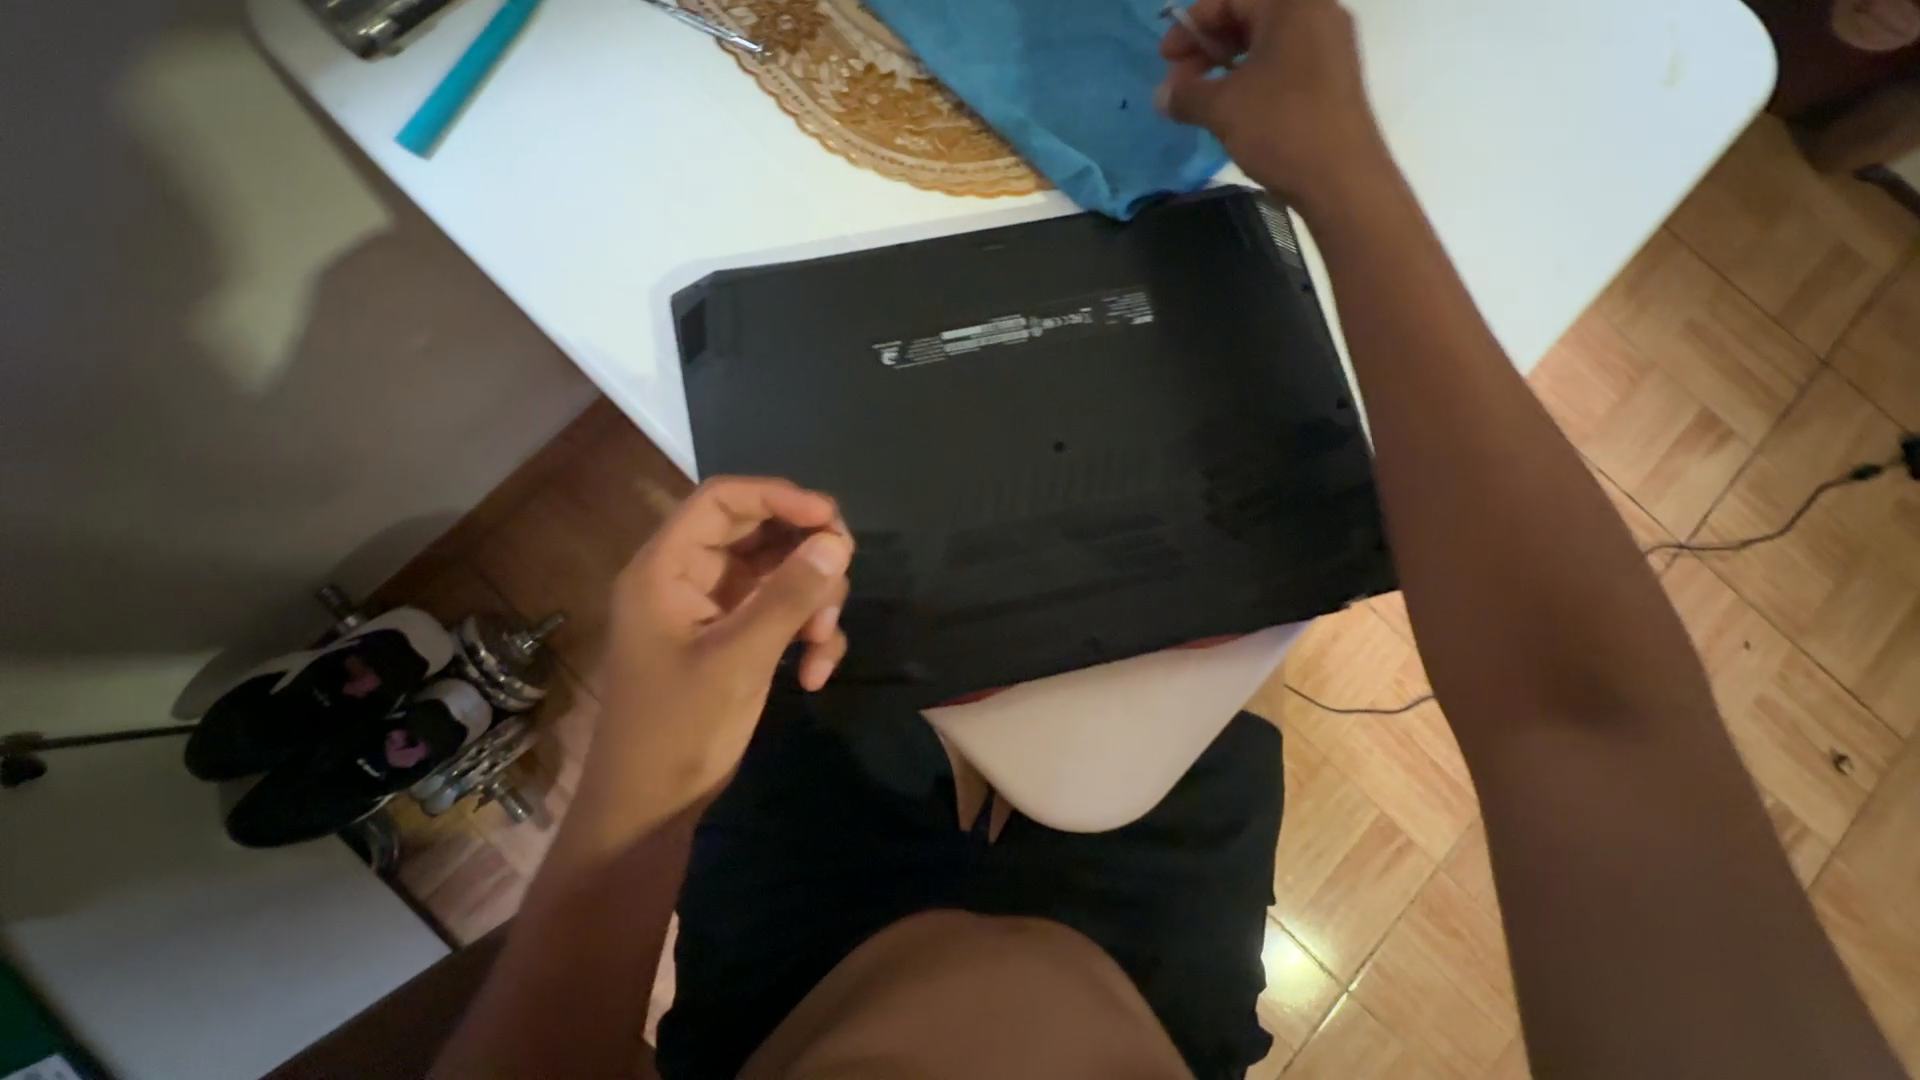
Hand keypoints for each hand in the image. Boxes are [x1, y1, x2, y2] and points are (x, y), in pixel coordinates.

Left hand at [593, 477, 852, 809]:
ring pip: (780, 574)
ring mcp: (716, 610)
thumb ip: (787, 597)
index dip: (778, 496)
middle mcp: (690, 578)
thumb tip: (837, 542)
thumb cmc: (676, 730)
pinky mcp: (737, 639)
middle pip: (760, 532)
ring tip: (820, 646)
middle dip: (806, 558)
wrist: (651, 808)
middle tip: (841, 576)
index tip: (831, 519)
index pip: (723, 500)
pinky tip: (814, 675)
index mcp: (666, 568)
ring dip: (813, 604)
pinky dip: (807, 635)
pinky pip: (783, 614)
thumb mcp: (737, 660)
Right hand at [1156, 0, 1391, 210]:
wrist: (1342, 179)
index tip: (1165, 57)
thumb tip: (1161, 96)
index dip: (1192, 23)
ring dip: (1227, 66)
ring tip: (1202, 100)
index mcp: (1292, 4)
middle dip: (1208, 46)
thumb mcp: (1223, 108)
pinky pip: (1284, 63)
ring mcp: (1330, 46)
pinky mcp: (1333, 78)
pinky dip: (1253, 78)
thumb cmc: (1281, 128)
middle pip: (1251, 14)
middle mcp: (1317, 12)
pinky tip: (1233, 109)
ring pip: (1267, 42)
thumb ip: (1187, 95)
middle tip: (1180, 82)